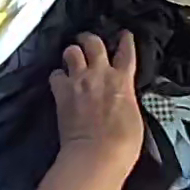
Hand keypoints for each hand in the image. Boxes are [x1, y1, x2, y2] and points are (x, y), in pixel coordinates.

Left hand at [50, 30, 142, 172]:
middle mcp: (99, 73)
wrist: (96, 155)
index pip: (126, 52)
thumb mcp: (134, 116)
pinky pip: (55, 74)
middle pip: (94, 42)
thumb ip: (126, 98)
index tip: (124, 34)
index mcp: (122, 80)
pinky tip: (59, 81)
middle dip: (90, 39)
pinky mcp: (62, 92)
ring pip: (72, 51)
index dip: (125, 40)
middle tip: (88, 40)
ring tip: (71, 57)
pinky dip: (57, 76)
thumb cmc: (122, 144)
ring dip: (72, 53)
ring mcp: (79, 80)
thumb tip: (122, 97)